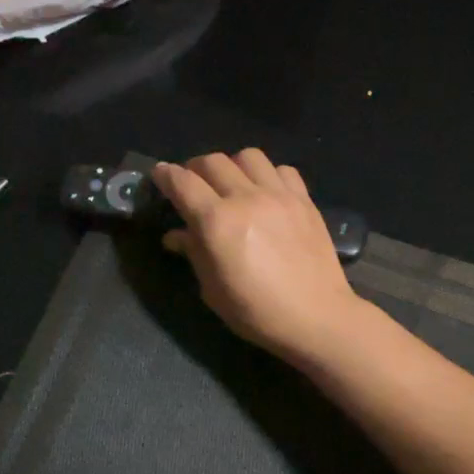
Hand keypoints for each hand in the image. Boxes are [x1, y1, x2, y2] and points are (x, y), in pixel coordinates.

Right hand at [154, 149, 367, 359]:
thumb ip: (193, 254)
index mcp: (217, 222)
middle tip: (192, 184)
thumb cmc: (255, 311)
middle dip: (195, 168)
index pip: (183, 183)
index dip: (165, 175)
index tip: (159, 174)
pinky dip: (267, 175)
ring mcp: (278, 195)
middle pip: (213, 161)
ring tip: (231, 183)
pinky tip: (265, 193)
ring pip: (248, 156)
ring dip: (232, 165)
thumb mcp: (213, 289)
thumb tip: (175, 236)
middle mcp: (246, 198)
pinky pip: (281, 169)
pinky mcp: (304, 200)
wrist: (315, 317)